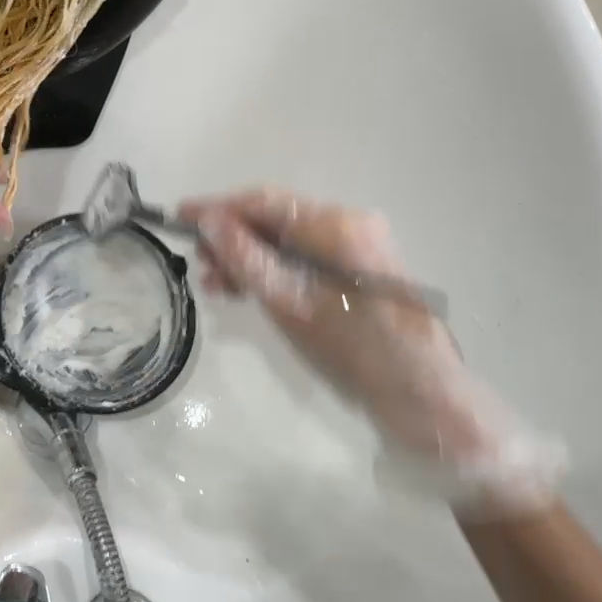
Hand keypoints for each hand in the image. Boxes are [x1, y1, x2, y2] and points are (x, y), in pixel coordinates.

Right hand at [178, 188, 560, 518]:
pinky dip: (272, 268)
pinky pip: (302, 255)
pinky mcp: (358, 269)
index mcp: (337, 224)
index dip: (217, 209)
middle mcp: (349, 223)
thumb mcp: (288, 304)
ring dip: (248, 256)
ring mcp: (357, 246)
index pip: (263, 202)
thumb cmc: (354, 350)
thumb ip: (245, 256)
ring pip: (285, 239)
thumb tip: (208, 220)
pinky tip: (249, 289)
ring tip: (218, 286)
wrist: (424, 398)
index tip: (178, 217)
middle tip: (199, 267)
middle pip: (274, 219)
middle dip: (231, 239)